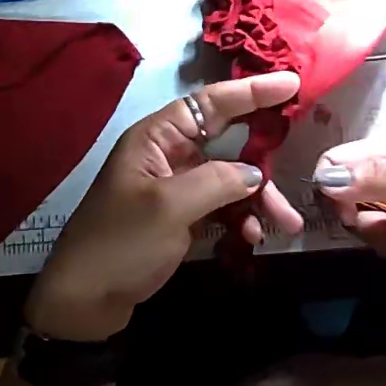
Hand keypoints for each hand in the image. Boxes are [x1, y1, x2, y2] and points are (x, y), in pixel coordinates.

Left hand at [26, 72, 305, 340]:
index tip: (292, 83)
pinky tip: (252, 239)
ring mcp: (179, 187)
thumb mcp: (169, 208)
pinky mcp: (185, 217)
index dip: (252, 91)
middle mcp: (170, 156)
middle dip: (265, 158)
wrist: (85, 302)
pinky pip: (225, 208)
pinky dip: (242, 220)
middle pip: (230, 142)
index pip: (211, 103)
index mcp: (158, 138)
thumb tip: (255, 175)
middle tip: (301, 161)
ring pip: (233, 180)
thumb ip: (218, 182)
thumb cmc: (120, 244)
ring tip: (287, 225)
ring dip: (261, 200)